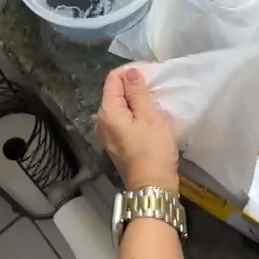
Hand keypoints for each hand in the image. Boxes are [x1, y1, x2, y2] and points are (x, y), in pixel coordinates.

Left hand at [95, 65, 179, 192]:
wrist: (152, 187)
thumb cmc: (153, 150)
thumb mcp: (149, 117)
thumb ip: (138, 92)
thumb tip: (131, 72)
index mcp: (107, 112)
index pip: (113, 78)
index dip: (131, 71)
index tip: (151, 71)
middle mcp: (102, 121)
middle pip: (115, 92)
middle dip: (134, 85)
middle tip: (156, 85)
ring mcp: (108, 133)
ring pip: (120, 106)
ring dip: (137, 99)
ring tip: (156, 98)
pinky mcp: (117, 142)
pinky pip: (124, 119)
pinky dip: (136, 113)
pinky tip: (151, 115)